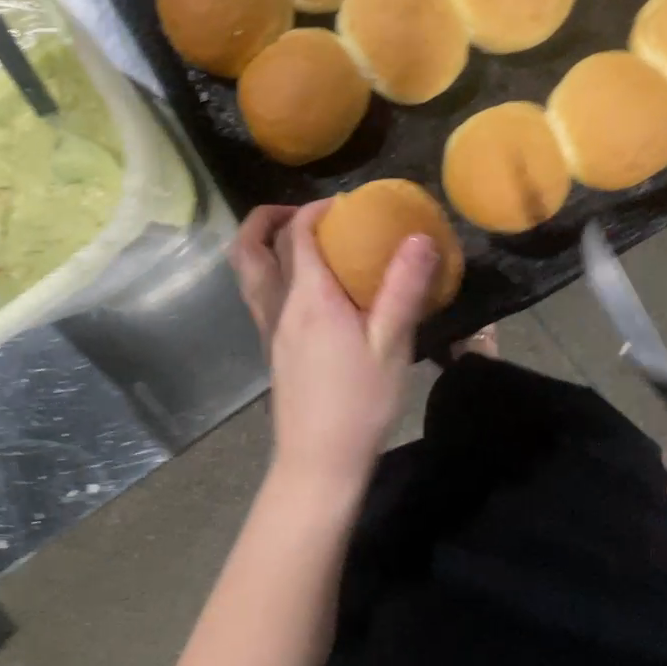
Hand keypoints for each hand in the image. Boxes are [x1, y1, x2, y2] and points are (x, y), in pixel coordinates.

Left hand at [228, 201, 436, 485]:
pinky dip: (272, 274)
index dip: (316, 209)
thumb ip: (403, 289)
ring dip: (263, 245)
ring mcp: (268, 329)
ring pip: (248, 273)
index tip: (346, 205)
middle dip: (269, 218)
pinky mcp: (271, 350)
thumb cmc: (359, 404)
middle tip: (306, 214)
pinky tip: (309, 291)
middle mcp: (279, 307)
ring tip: (301, 243)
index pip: (297, 234)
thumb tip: (419, 236)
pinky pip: (259, 296)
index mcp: (309, 298)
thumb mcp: (391, 346)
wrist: (319, 460)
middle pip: (251, 247)